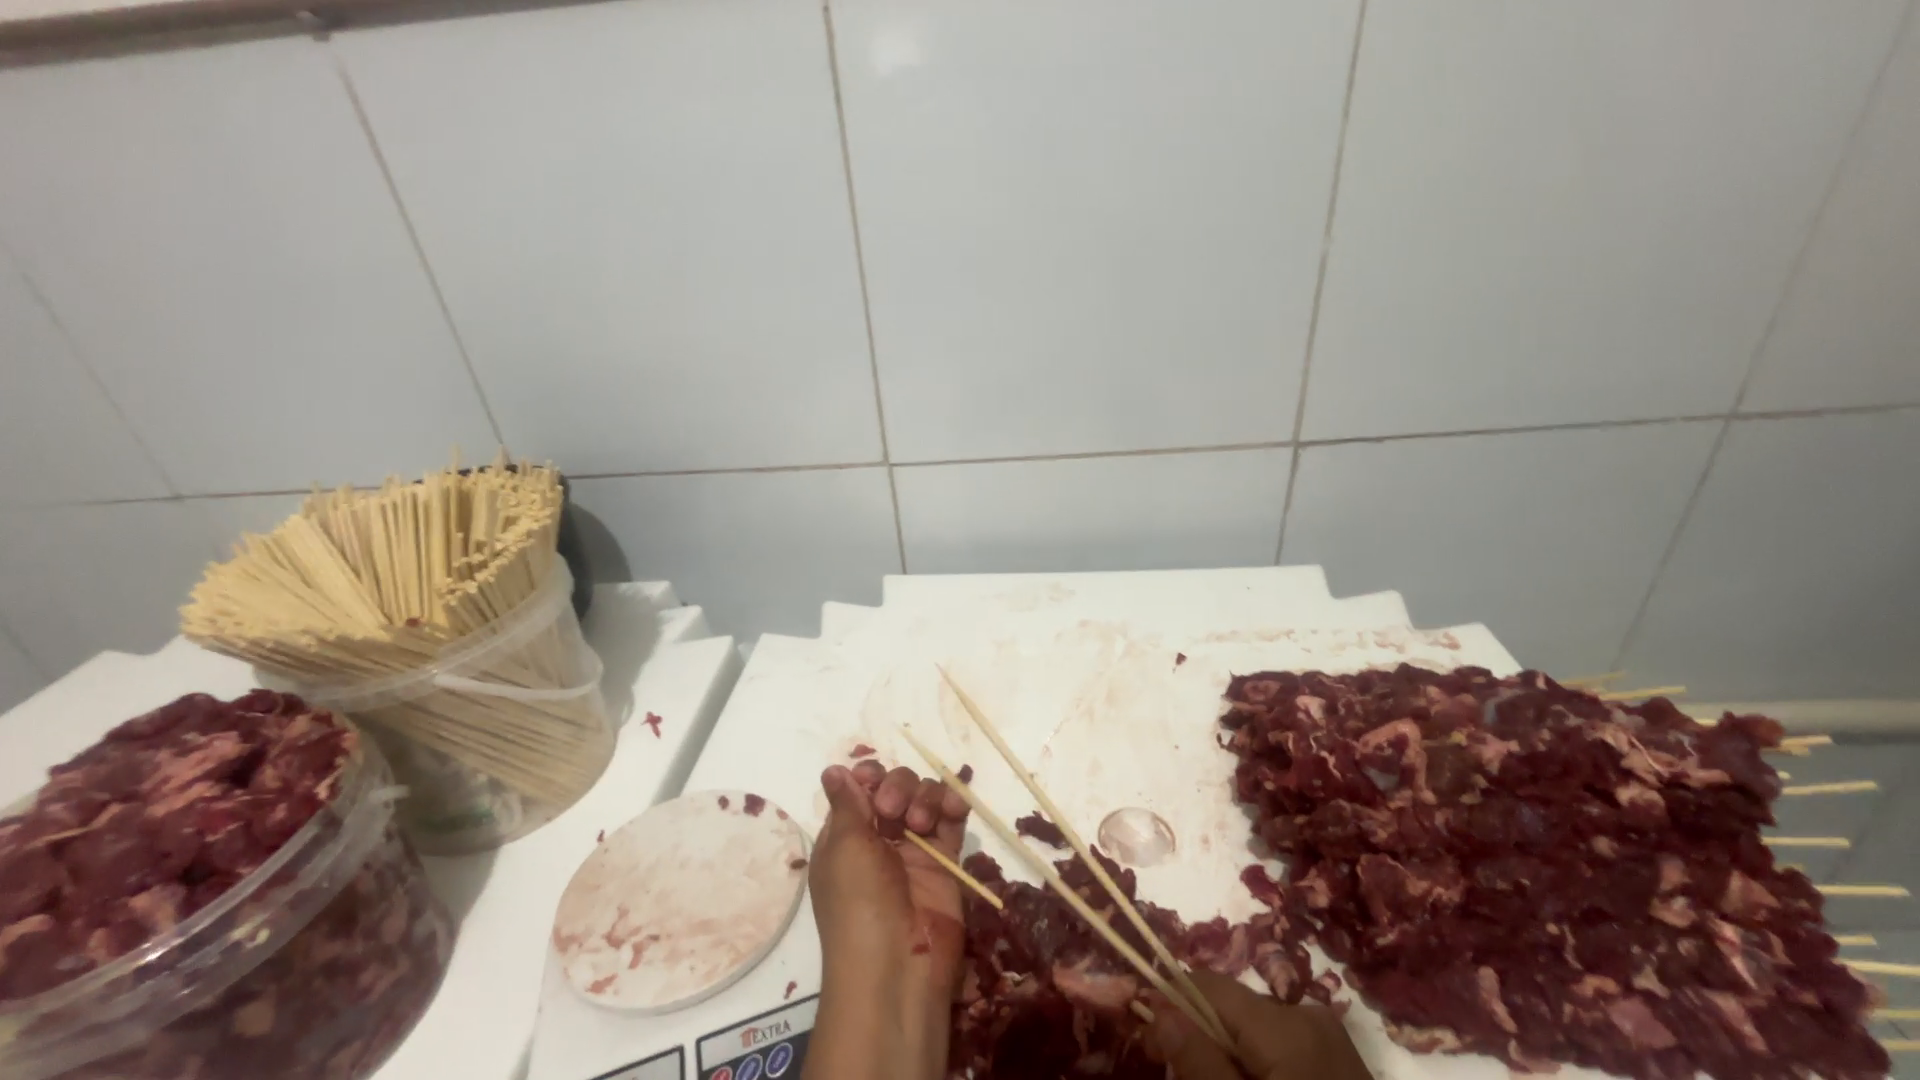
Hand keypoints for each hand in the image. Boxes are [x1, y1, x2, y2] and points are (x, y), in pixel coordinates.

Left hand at [810, 761, 970, 983]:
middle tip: (892, 812)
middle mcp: (878, 839)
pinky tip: (956, 807)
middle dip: (898, 786)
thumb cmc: (858, 903)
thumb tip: (832, 769)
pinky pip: (952, 821)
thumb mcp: (843, 848)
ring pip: (924, 798)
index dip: (869, 777)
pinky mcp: (945, 862)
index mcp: (845, 837)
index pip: (859, 789)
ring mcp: (914, 850)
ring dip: (925, 797)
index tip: (873, 782)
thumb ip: (847, 803)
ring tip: (921, 823)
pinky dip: (955, 806)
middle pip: (894, 787)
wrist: (898, 965)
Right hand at [1147, 969, 1375, 1079]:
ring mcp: (1328, 1038)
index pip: (1209, 986)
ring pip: (1251, 1029)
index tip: (1147, 1044)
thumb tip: (1159, 1010)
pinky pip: (1278, 1046)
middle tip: (1176, 1078)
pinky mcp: (1336, 1060)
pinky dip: (1253, 1066)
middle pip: (1229, 1008)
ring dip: (1223, 1055)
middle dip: (1197, 1037)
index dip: (1171, 1006)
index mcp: (1286, 1026)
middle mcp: (1308, 1016)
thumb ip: (1200, 1065)